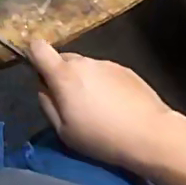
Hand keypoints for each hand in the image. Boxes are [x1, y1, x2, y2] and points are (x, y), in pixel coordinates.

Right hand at [26, 40, 183, 170]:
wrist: (151, 135)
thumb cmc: (102, 137)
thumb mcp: (63, 131)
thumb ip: (47, 105)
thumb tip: (43, 89)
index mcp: (63, 75)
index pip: (38, 47)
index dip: (34, 56)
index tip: (41, 76)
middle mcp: (83, 62)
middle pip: (62, 59)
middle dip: (61, 75)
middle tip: (72, 102)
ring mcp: (106, 63)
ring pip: (84, 66)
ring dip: (84, 80)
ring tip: (97, 107)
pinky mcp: (125, 69)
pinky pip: (104, 72)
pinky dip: (103, 84)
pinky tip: (116, 106)